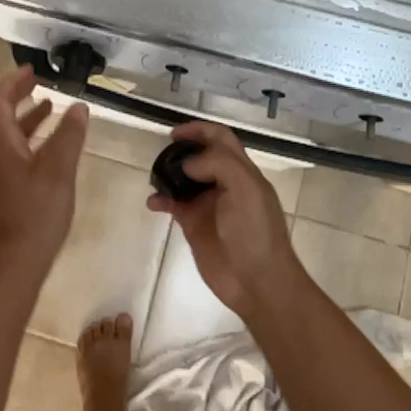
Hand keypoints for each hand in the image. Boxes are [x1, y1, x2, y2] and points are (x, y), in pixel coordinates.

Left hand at [0, 66, 89, 274]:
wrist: (18, 257)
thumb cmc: (37, 211)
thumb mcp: (59, 169)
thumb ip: (69, 136)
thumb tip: (78, 106)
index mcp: (3, 144)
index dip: (12, 83)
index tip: (31, 70)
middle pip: (1, 115)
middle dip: (18, 95)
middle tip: (39, 81)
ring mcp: (5, 172)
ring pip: (12, 134)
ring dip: (28, 116)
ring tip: (51, 105)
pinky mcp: (14, 187)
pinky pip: (21, 150)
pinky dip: (35, 137)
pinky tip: (55, 143)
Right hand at [146, 121, 301, 319]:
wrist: (256, 281)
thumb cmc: (254, 232)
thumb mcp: (245, 188)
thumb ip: (218, 164)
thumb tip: (187, 164)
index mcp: (243, 171)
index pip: (221, 139)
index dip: (200, 130)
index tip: (176, 134)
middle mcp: (225, 183)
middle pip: (201, 156)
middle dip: (182, 150)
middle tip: (163, 154)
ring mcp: (209, 205)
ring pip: (184, 179)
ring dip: (169, 174)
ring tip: (155, 177)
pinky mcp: (195, 225)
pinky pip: (174, 205)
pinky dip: (161, 199)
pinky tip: (153, 203)